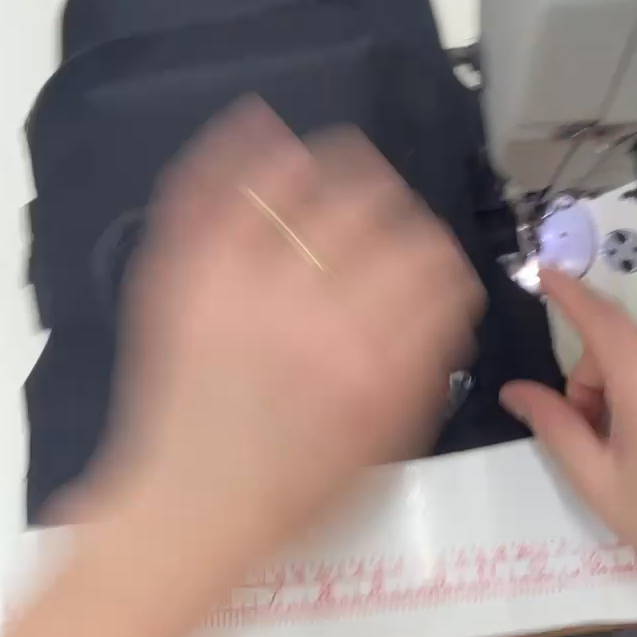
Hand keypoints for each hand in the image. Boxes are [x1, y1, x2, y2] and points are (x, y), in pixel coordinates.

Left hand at [85, 102, 482, 568]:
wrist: (191, 507)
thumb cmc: (293, 494)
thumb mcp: (385, 447)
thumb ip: (426, 372)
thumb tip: (447, 308)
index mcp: (374, 357)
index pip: (435, 266)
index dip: (443, 257)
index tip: (435, 264)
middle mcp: (318, 309)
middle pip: (385, 213)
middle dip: (401, 210)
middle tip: (393, 220)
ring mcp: (247, 284)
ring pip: (314, 183)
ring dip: (342, 165)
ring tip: (344, 164)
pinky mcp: (189, 276)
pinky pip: (218, 190)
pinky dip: (243, 149)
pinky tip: (266, 129)